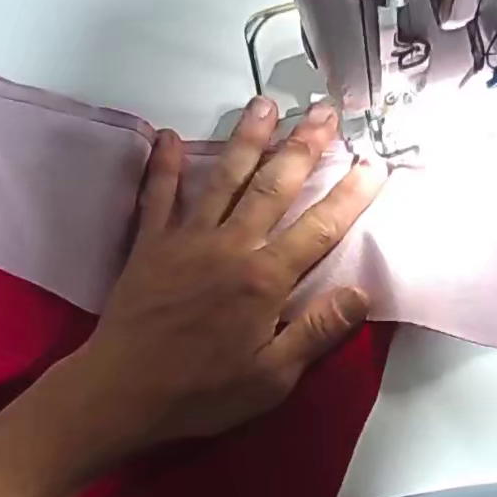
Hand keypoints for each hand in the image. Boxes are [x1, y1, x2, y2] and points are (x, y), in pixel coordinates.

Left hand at [47, 96, 385, 458]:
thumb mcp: (272, 377)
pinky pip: (158, 197)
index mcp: (263, 280)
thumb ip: (317, 331)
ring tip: (265, 105)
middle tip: (323, 112)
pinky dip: (164, 166)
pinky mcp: (149, 245)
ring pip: (222, 179)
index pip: (318, 229)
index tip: (373, 163)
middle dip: (302, 148)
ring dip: (245, 140)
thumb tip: (362, 293)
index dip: (350, 195)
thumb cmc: (202, 392)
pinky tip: (169, 136)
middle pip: (272, 188)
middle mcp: (229, 247)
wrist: (123, 392)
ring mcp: (185, 240)